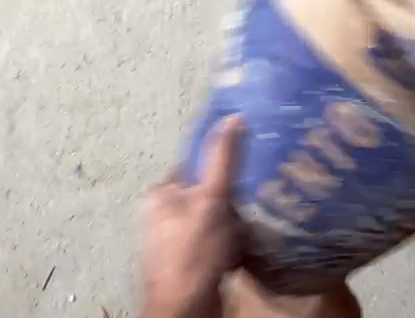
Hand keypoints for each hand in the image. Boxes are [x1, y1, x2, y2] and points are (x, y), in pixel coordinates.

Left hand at [142, 117, 243, 317]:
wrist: (186, 312)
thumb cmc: (194, 253)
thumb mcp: (212, 198)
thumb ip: (223, 158)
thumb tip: (234, 115)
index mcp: (160, 194)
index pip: (196, 162)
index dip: (221, 160)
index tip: (248, 158)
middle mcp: (162, 214)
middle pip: (205, 188)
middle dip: (229, 192)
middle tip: (254, 189)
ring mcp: (175, 240)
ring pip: (213, 215)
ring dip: (233, 217)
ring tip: (254, 214)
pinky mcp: (189, 261)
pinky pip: (215, 238)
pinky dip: (230, 238)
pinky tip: (245, 240)